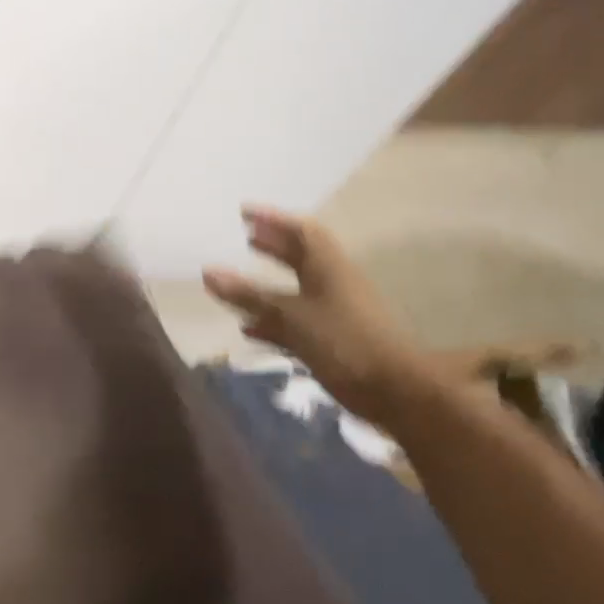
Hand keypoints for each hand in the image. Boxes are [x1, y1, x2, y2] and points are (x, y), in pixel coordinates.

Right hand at [202, 207, 433, 422]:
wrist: (395, 392)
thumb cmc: (344, 342)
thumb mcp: (289, 316)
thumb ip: (248, 295)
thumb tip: (208, 271)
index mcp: (329, 269)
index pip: (303, 232)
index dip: (274, 218)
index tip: (243, 212)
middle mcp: (334, 284)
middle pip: (300, 257)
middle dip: (271, 246)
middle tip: (241, 238)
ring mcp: (335, 312)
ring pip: (296, 289)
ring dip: (266, 284)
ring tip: (234, 281)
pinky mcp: (333, 339)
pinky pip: (295, 320)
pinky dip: (271, 319)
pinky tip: (249, 328)